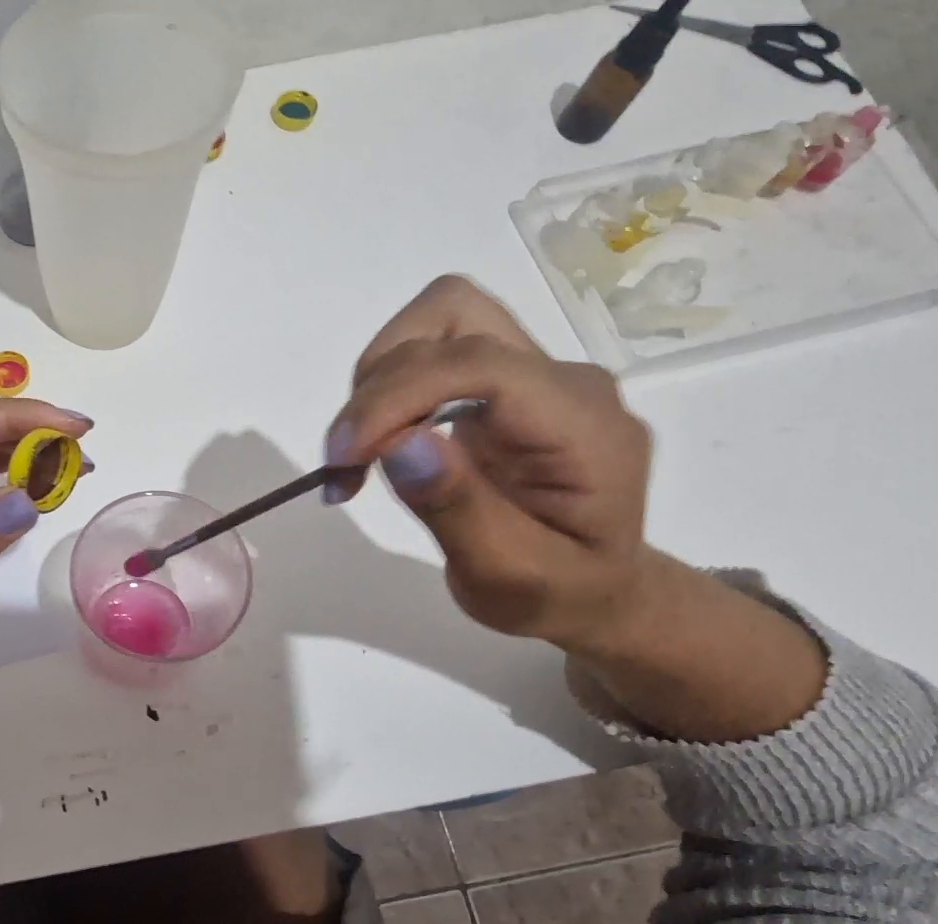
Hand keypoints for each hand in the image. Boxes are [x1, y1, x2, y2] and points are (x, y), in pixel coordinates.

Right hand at [325, 276, 656, 648]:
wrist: (593, 591)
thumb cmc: (558, 593)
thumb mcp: (512, 578)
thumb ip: (461, 511)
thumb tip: (402, 443)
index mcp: (582, 423)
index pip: (480, 364)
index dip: (399, 396)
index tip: (344, 456)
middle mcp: (561, 379)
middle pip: (451, 317)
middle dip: (380, 383)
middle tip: (346, 462)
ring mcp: (529, 375)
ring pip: (433, 323)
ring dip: (376, 382)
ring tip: (355, 457)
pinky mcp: (495, 386)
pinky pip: (425, 357)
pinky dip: (381, 395)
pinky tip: (372, 451)